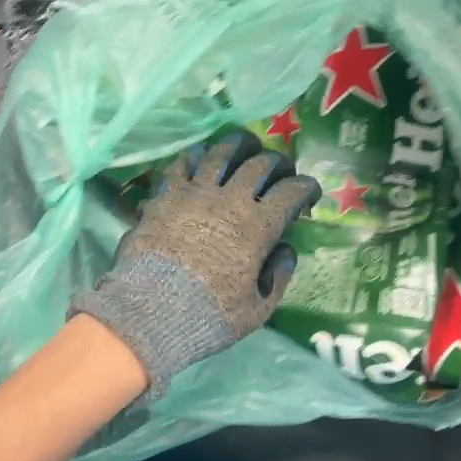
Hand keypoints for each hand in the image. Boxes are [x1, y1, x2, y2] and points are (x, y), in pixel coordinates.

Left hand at [73, 131, 320, 395]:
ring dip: (238, 145)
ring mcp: (193, 193)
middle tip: (281, 168)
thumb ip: (277, 277)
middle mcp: (228, 200)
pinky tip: (200, 156)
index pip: (291, 193)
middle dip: (277, 161)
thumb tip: (285, 250)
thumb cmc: (208, 316)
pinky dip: (196, 156)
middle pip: (259, 164)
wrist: (150, 311)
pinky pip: (182, 164)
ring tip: (244, 145)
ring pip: (220, 154)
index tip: (309, 193)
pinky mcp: (164, 195)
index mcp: (257, 227)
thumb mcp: (257, 310)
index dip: (306, 188)